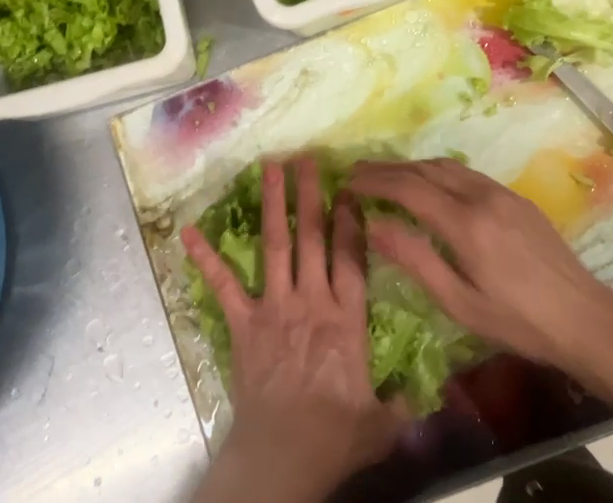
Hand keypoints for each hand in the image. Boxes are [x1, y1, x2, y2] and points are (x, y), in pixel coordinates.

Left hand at [183, 159, 403, 502]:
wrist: (284, 454)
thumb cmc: (336, 438)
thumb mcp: (383, 422)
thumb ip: (402, 401)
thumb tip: (424, 395)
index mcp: (347, 318)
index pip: (351, 257)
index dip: (351, 219)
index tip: (350, 187)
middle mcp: (312, 301)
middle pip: (313, 238)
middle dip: (310, 195)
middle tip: (306, 158)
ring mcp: (274, 308)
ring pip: (276, 245)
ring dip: (272, 204)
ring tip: (270, 167)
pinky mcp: (243, 323)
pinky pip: (223, 284)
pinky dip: (205, 258)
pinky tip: (188, 232)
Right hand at [348, 158, 612, 375]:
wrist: (587, 320)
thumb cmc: (519, 322)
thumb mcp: (460, 303)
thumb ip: (416, 260)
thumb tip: (375, 225)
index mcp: (466, 224)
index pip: (408, 188)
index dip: (374, 181)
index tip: (347, 181)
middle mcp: (482, 197)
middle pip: (425, 170)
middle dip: (387, 168)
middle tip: (357, 172)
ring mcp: (503, 194)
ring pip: (447, 167)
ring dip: (412, 166)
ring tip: (386, 175)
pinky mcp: (517, 200)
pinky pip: (467, 174)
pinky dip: (437, 172)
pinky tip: (430, 185)